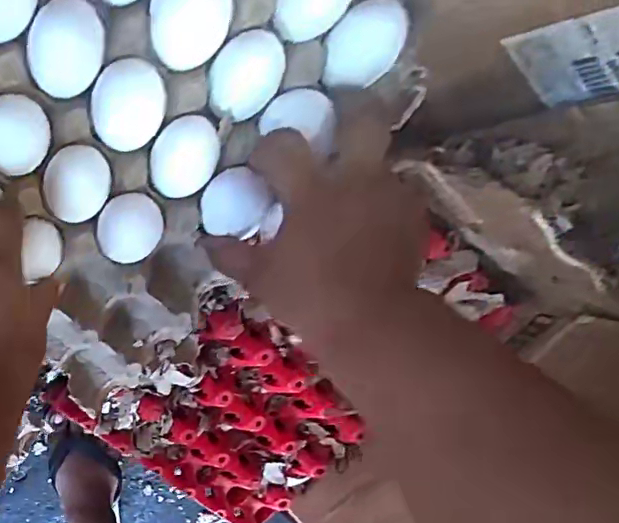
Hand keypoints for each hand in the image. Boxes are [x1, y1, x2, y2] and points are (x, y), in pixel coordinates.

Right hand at [200, 123, 428, 350]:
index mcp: (311, 190)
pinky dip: (377, 199)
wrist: (371, 321)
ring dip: (361, 163)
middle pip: (359, 115)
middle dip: (345, 105)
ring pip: (378, 155)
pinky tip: (367, 222)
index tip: (259, 163)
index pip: (283, 146)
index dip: (267, 148)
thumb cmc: (307, 299)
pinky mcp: (411, 210)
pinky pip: (393, 191)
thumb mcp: (261, 279)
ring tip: (347, 188)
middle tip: (331, 115)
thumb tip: (207, 242)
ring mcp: (388, 189)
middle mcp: (354, 176)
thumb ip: (233, 255)